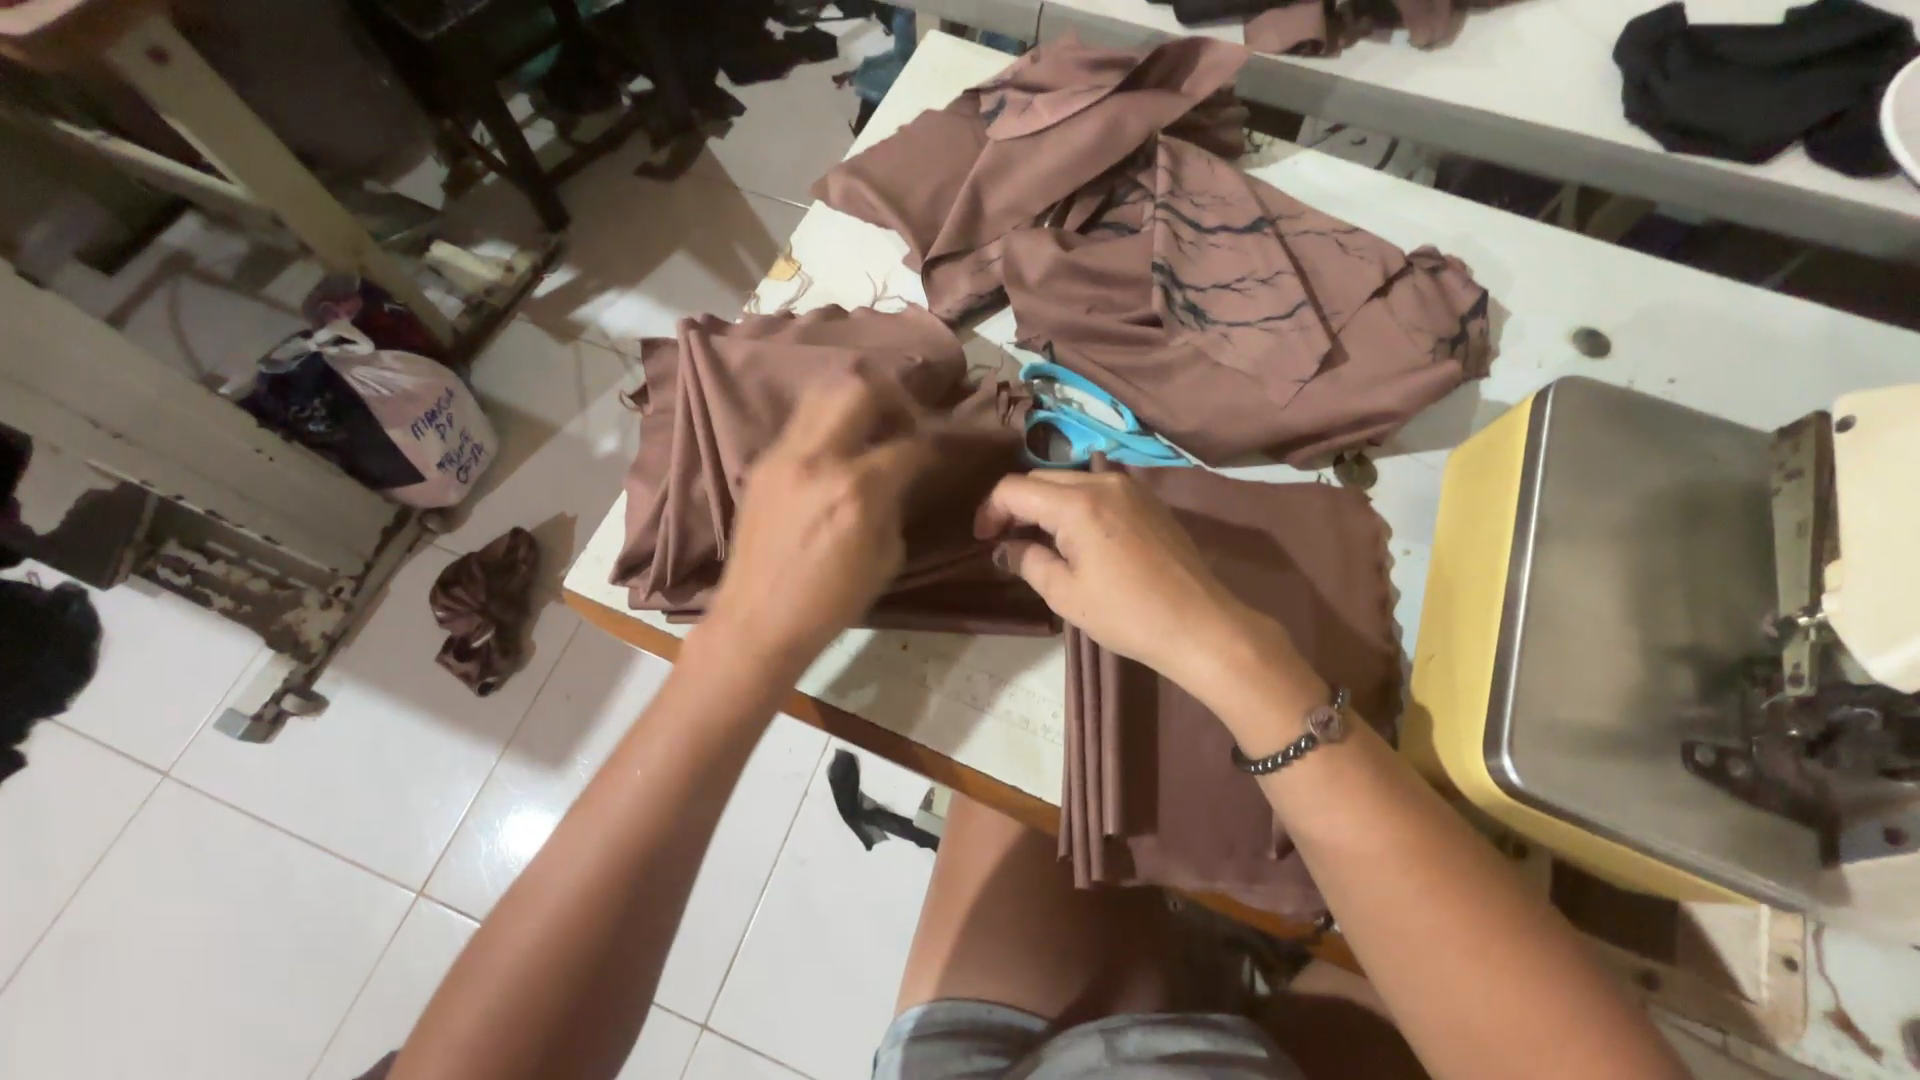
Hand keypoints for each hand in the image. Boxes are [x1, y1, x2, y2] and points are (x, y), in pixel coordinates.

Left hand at [701, 377, 934, 677]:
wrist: (758, 620)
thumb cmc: (831, 601)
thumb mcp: (886, 556)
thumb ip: (895, 504)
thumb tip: (899, 476)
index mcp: (858, 489)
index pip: (909, 443)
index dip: (932, 444)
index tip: (938, 451)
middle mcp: (818, 459)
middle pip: (861, 386)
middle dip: (893, 395)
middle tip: (903, 421)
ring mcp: (783, 455)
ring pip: (823, 391)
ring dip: (855, 399)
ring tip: (869, 425)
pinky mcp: (762, 462)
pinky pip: (801, 422)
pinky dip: (827, 423)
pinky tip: (836, 451)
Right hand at [974, 470, 1294, 693]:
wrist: (1200, 624)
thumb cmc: (1128, 614)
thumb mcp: (1066, 594)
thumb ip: (1028, 561)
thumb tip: (1005, 548)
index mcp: (1077, 503)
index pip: (1014, 488)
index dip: (990, 510)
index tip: (983, 540)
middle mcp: (1103, 481)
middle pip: (1041, 478)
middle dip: (1016, 505)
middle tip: (1005, 541)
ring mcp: (1131, 488)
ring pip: (1070, 481)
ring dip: (1046, 504)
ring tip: (1038, 541)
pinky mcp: (1148, 501)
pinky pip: (1098, 490)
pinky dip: (1075, 505)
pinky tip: (1075, 538)